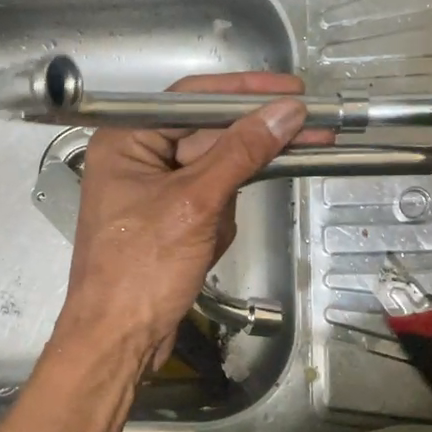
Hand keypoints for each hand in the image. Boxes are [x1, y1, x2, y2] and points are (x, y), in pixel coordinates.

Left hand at [54, 73, 317, 373]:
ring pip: (214, 174)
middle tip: (314, 134)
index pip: (193, 97)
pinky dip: (218, 224)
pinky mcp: (167, 222)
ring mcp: (152, 191)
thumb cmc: (142, 269)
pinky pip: (209, 205)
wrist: (117, 340)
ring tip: (209, 235)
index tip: (294, 91)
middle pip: (208, 135)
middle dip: (247, 151)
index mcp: (126, 139)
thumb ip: (242, 152)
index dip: (246, 92)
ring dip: (226, 202)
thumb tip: (287, 111)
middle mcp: (136, 157)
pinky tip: (205, 250)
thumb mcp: (196, 204)